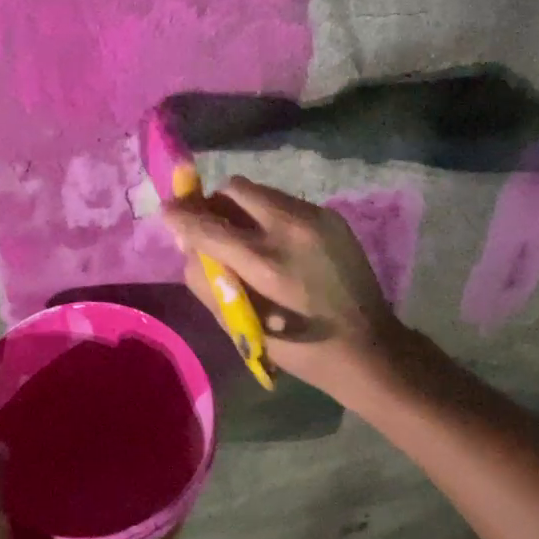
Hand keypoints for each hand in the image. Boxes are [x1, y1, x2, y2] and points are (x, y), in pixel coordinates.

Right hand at [162, 177, 407, 400]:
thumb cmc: (302, 348)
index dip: (182, 216)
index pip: (208, 226)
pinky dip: (270, 215)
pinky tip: (279, 243)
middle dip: (216, 204)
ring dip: (243, 208)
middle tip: (212, 226)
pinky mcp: (331, 216)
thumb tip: (188, 249)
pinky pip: (285, 202)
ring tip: (247, 236)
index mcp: (266, 264)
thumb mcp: (245, 327)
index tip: (168, 209)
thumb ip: (208, 284)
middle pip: (235, 190)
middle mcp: (289, 229)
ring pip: (261, 191)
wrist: (371, 347)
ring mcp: (315, 218)